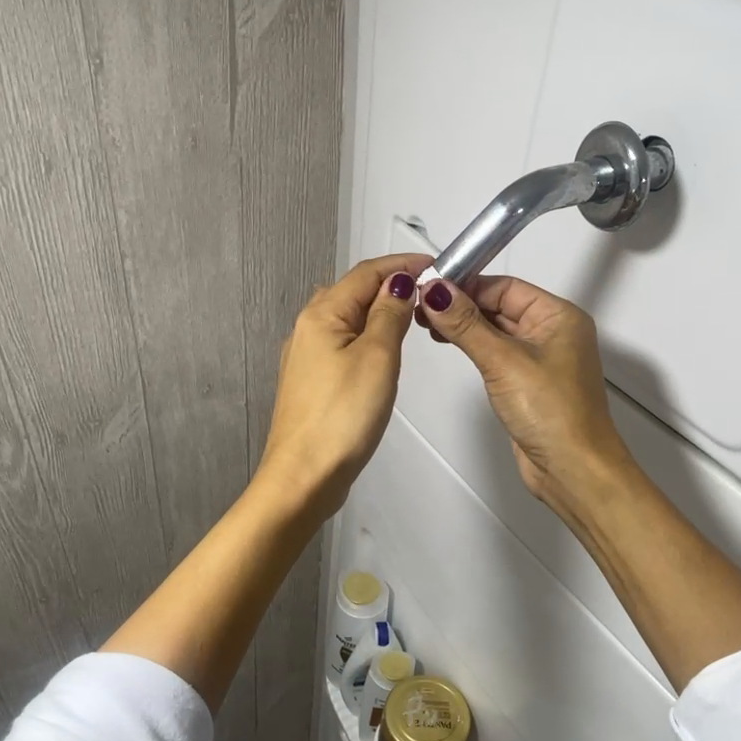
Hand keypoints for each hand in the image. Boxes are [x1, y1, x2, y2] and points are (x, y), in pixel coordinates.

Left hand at [255, 253, 425, 520]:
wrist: (304, 476)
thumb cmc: (342, 417)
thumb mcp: (377, 357)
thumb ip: (389, 314)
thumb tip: (399, 282)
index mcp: (321, 315)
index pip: (366, 273)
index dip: (402, 264)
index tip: (436, 264)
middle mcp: (307, 330)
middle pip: (352, 292)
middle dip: (389, 285)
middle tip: (427, 292)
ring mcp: (305, 359)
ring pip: (345, 319)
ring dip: (377, 311)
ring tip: (410, 317)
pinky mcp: (311, 385)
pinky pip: (340, 345)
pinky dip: (365, 337)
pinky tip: (380, 351)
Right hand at [418, 275, 631, 509]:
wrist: (572, 469)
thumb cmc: (552, 412)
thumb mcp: (502, 361)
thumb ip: (466, 325)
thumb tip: (435, 291)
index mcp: (558, 317)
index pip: (505, 286)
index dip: (467, 284)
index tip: (429, 287)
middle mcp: (553, 333)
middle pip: (499, 306)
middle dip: (461, 304)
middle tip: (420, 306)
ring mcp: (540, 360)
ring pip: (496, 331)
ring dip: (463, 326)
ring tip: (426, 324)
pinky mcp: (528, 385)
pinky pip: (496, 355)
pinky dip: (473, 347)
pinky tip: (450, 345)